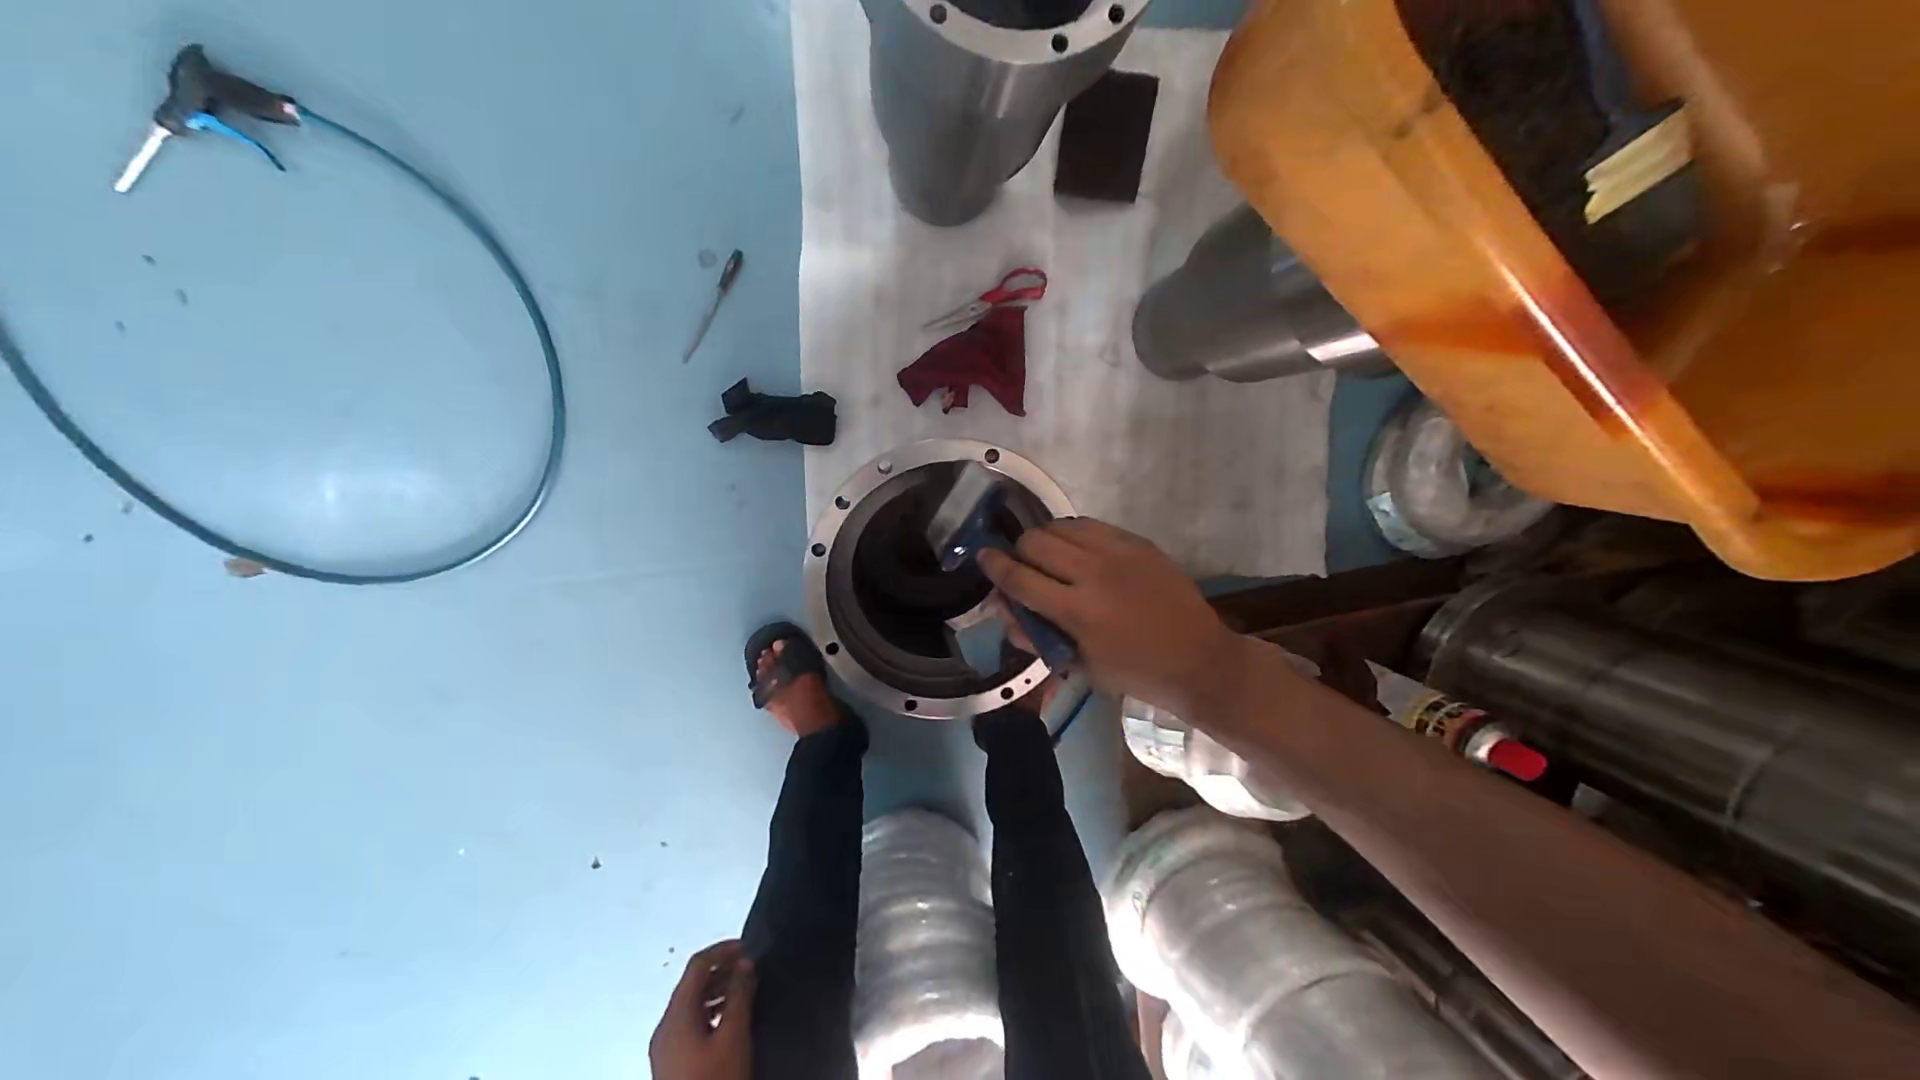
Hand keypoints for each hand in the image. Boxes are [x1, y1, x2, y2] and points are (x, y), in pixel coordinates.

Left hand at [649, 940, 755, 1079]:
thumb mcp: (734, 1035)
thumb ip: (739, 994)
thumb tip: (744, 962)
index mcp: (676, 1015)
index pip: (696, 966)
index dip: (723, 950)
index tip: (749, 948)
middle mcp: (665, 1026)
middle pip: (691, 984)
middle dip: (722, 970)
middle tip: (751, 968)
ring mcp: (665, 1047)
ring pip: (691, 1005)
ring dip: (717, 990)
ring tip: (746, 990)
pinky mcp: (670, 1063)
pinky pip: (689, 1023)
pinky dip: (710, 1011)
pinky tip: (730, 1020)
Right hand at [979, 519, 1239, 713]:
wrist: (1199, 660)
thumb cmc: (1134, 673)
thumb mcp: (1079, 664)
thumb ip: (1036, 634)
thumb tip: (1003, 607)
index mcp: (1078, 612)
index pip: (1020, 578)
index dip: (994, 566)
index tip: (983, 557)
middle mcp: (1094, 574)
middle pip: (1035, 541)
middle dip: (1019, 552)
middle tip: (1024, 567)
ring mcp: (1119, 553)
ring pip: (1062, 525)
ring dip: (1046, 539)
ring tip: (1051, 556)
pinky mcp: (1138, 542)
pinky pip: (1091, 525)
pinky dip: (1075, 534)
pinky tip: (1080, 551)